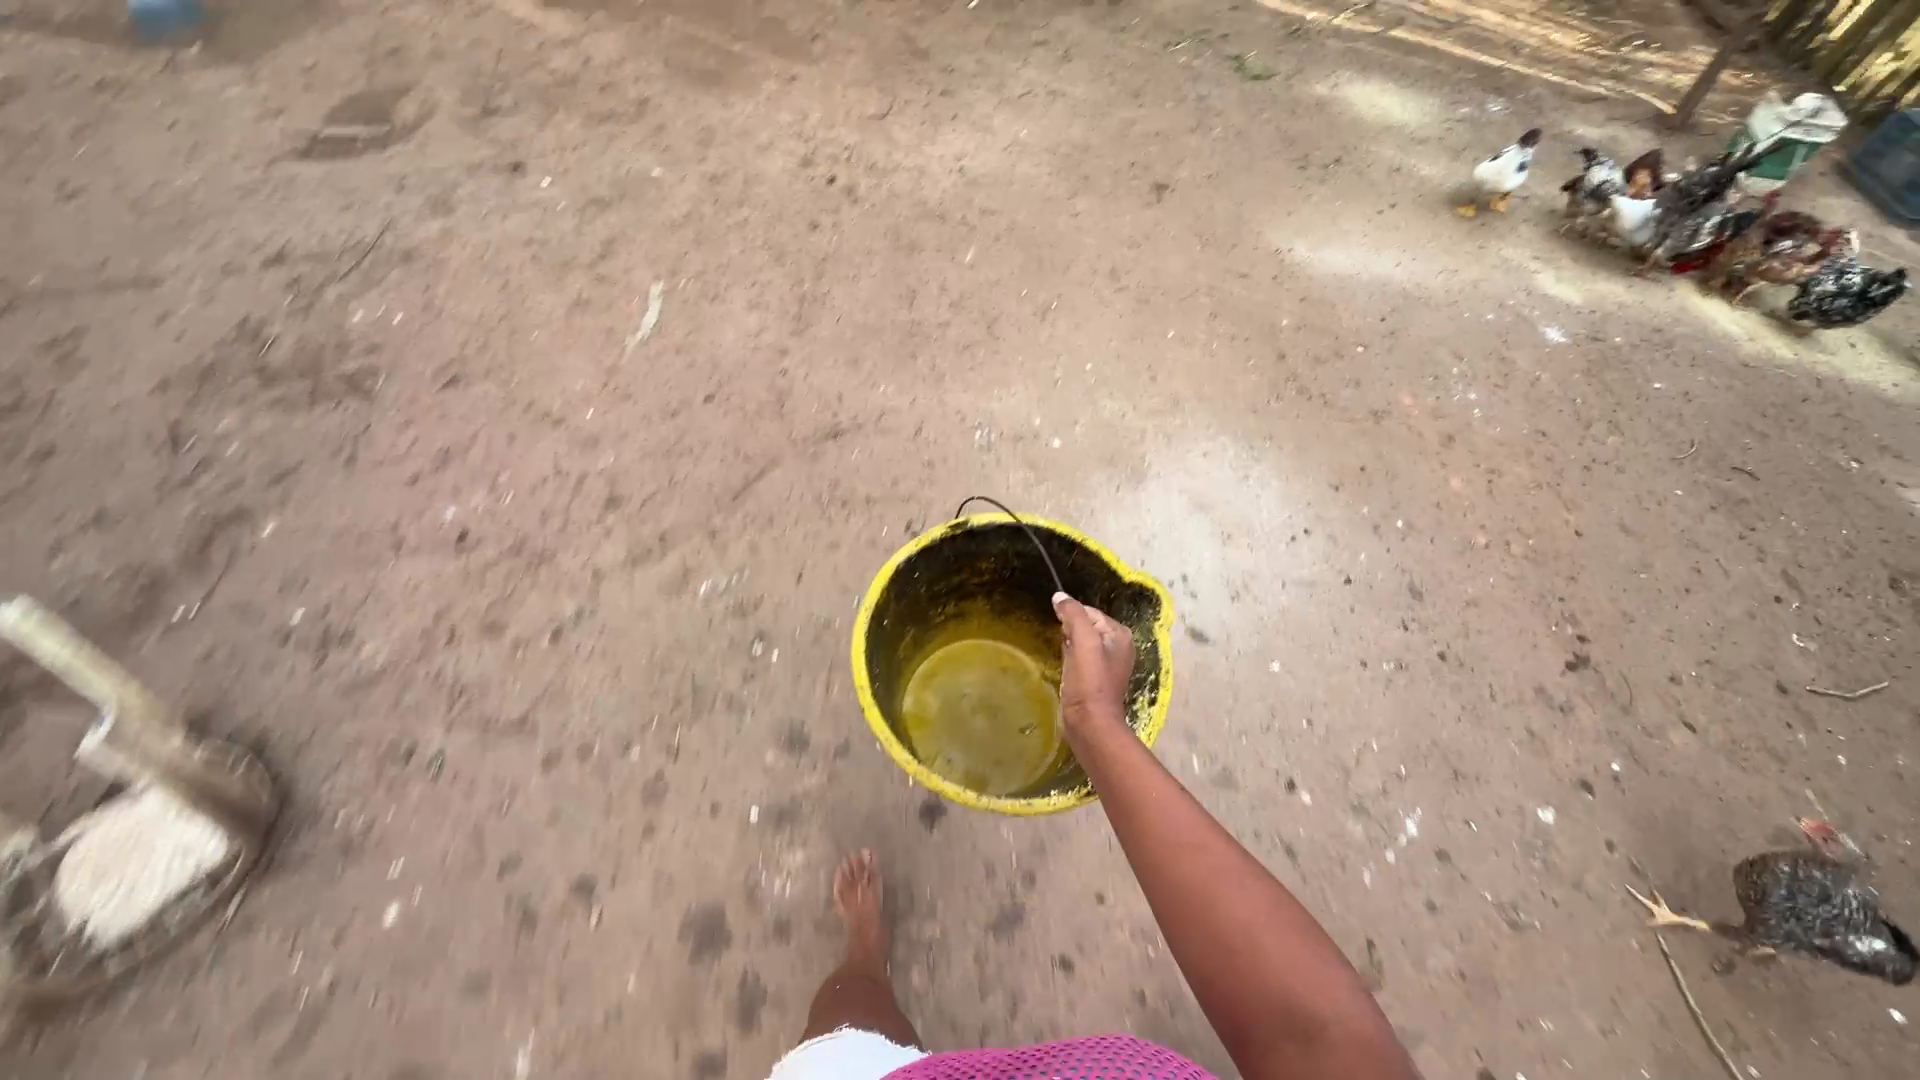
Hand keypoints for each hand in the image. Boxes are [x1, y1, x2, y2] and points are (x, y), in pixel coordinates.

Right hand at [1052, 592, 1135, 735]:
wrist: (1091, 723)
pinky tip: (1064, 666)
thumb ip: (1073, 615)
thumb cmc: (1089, 682)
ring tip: (1062, 657)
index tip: (1061, 633)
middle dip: (1070, 631)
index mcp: (1120, 635)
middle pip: (1086, 625)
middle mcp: (1119, 646)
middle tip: (1062, 646)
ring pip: (1081, 641)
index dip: (1071, 618)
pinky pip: (1079, 657)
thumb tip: (1059, 596)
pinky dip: (1069, 657)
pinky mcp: (1096, 677)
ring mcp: (1109, 663)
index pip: (1089, 612)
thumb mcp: (1082, 642)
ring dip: (1068, 644)